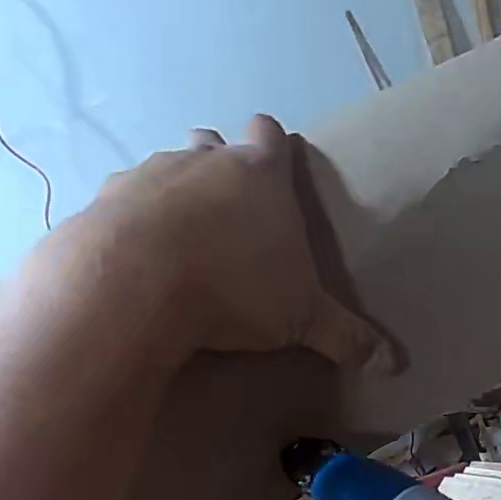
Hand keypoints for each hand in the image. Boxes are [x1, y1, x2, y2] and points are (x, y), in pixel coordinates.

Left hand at [7, 114, 393, 372]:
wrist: (136, 286)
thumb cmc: (236, 289)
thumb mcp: (303, 319)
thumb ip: (347, 336)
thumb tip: (396, 366)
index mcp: (259, 174)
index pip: (270, 134)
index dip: (275, 151)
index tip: (277, 179)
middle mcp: (203, 160)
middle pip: (214, 144)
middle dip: (223, 172)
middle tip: (232, 221)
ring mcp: (149, 174)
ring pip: (167, 171)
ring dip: (177, 199)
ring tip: (185, 249)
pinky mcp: (104, 201)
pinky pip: (124, 204)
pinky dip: (135, 226)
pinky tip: (141, 265)